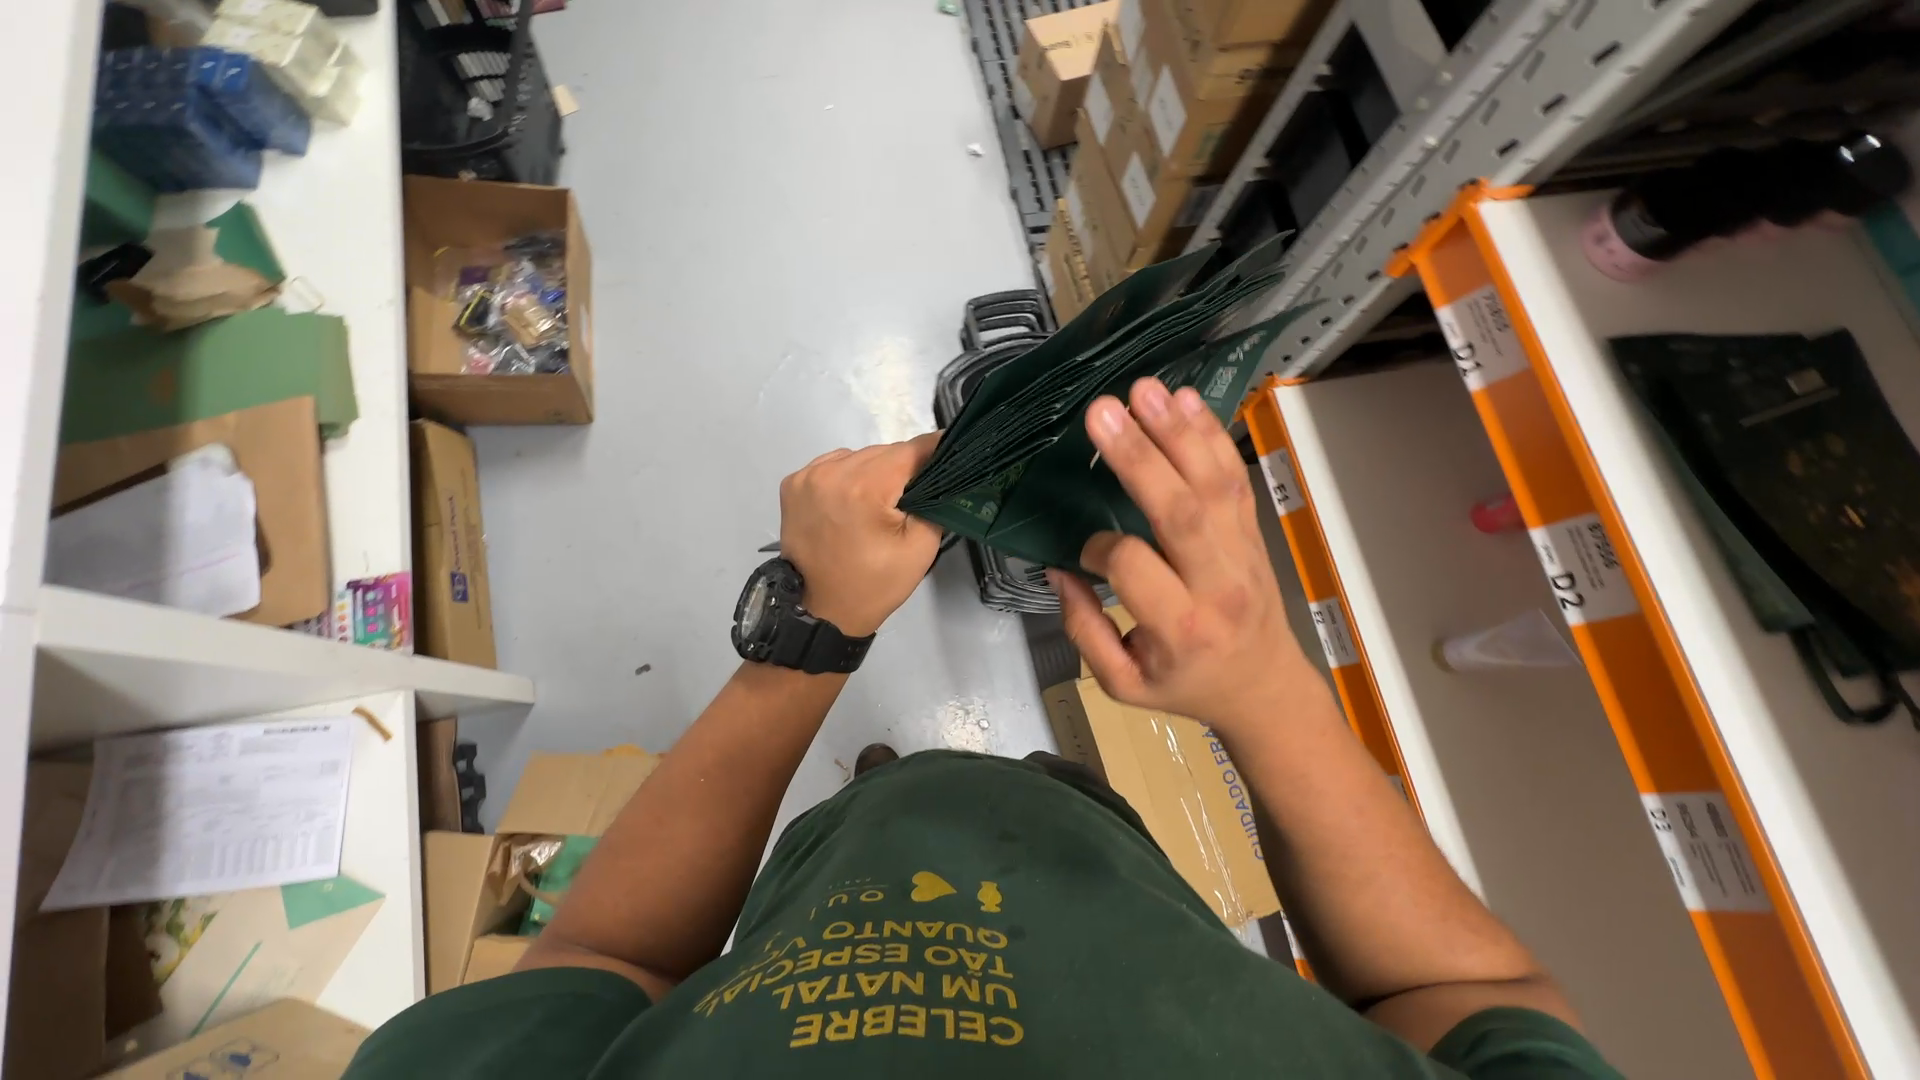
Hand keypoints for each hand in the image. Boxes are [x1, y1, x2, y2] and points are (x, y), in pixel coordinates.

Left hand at [779, 432, 943, 637]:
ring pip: (859, 456)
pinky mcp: (793, 483)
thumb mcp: (921, 547)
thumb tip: (940, 471)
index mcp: (863, 487)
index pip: (910, 450)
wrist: (821, 611)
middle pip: (883, 452)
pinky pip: (834, 466)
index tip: (953, 452)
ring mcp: (807, 476)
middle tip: (917, 493)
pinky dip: (849, 477)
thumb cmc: (874, 585)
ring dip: (875, 471)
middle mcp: (831, 472)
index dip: (935, 450)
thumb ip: (935, 500)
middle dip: (903, 469)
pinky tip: (854, 502)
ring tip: (881, 503)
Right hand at [1049, 378, 1313, 738]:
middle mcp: (1217, 583)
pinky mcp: (1253, 531)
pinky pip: (1235, 479)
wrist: (1263, 685)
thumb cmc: (1186, 685)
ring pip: (1213, 485)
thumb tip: (1061, 572)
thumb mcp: (1124, 684)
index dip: (1099, 549)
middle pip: (1180, 512)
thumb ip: (1085, 632)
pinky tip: (1186, 399)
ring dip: (1178, 431)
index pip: (1133, 566)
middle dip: (1139, 457)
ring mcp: (1243, 552)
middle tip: (1101, 411)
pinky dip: (1213, 435)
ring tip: (1143, 389)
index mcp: (1181, 627)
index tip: (1083, 553)